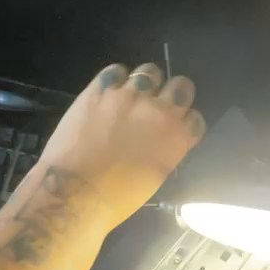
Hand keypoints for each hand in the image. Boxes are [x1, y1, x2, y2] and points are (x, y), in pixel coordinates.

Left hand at [34, 62, 205, 226]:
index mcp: (177, 138)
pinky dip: (114, 78)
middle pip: (181, 85)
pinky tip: (108, 90)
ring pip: (149, 71)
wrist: (74, 191)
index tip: (174, 126)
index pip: (195, 118)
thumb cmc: (116, 198)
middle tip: (157, 103)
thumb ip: (164, 152)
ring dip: (144, 81)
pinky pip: (115, 70)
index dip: (185, 121)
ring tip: (130, 93)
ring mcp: (129, 97)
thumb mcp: (154, 178)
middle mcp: (158, 111)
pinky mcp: (100, 89)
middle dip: (172, 92)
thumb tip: (158, 142)